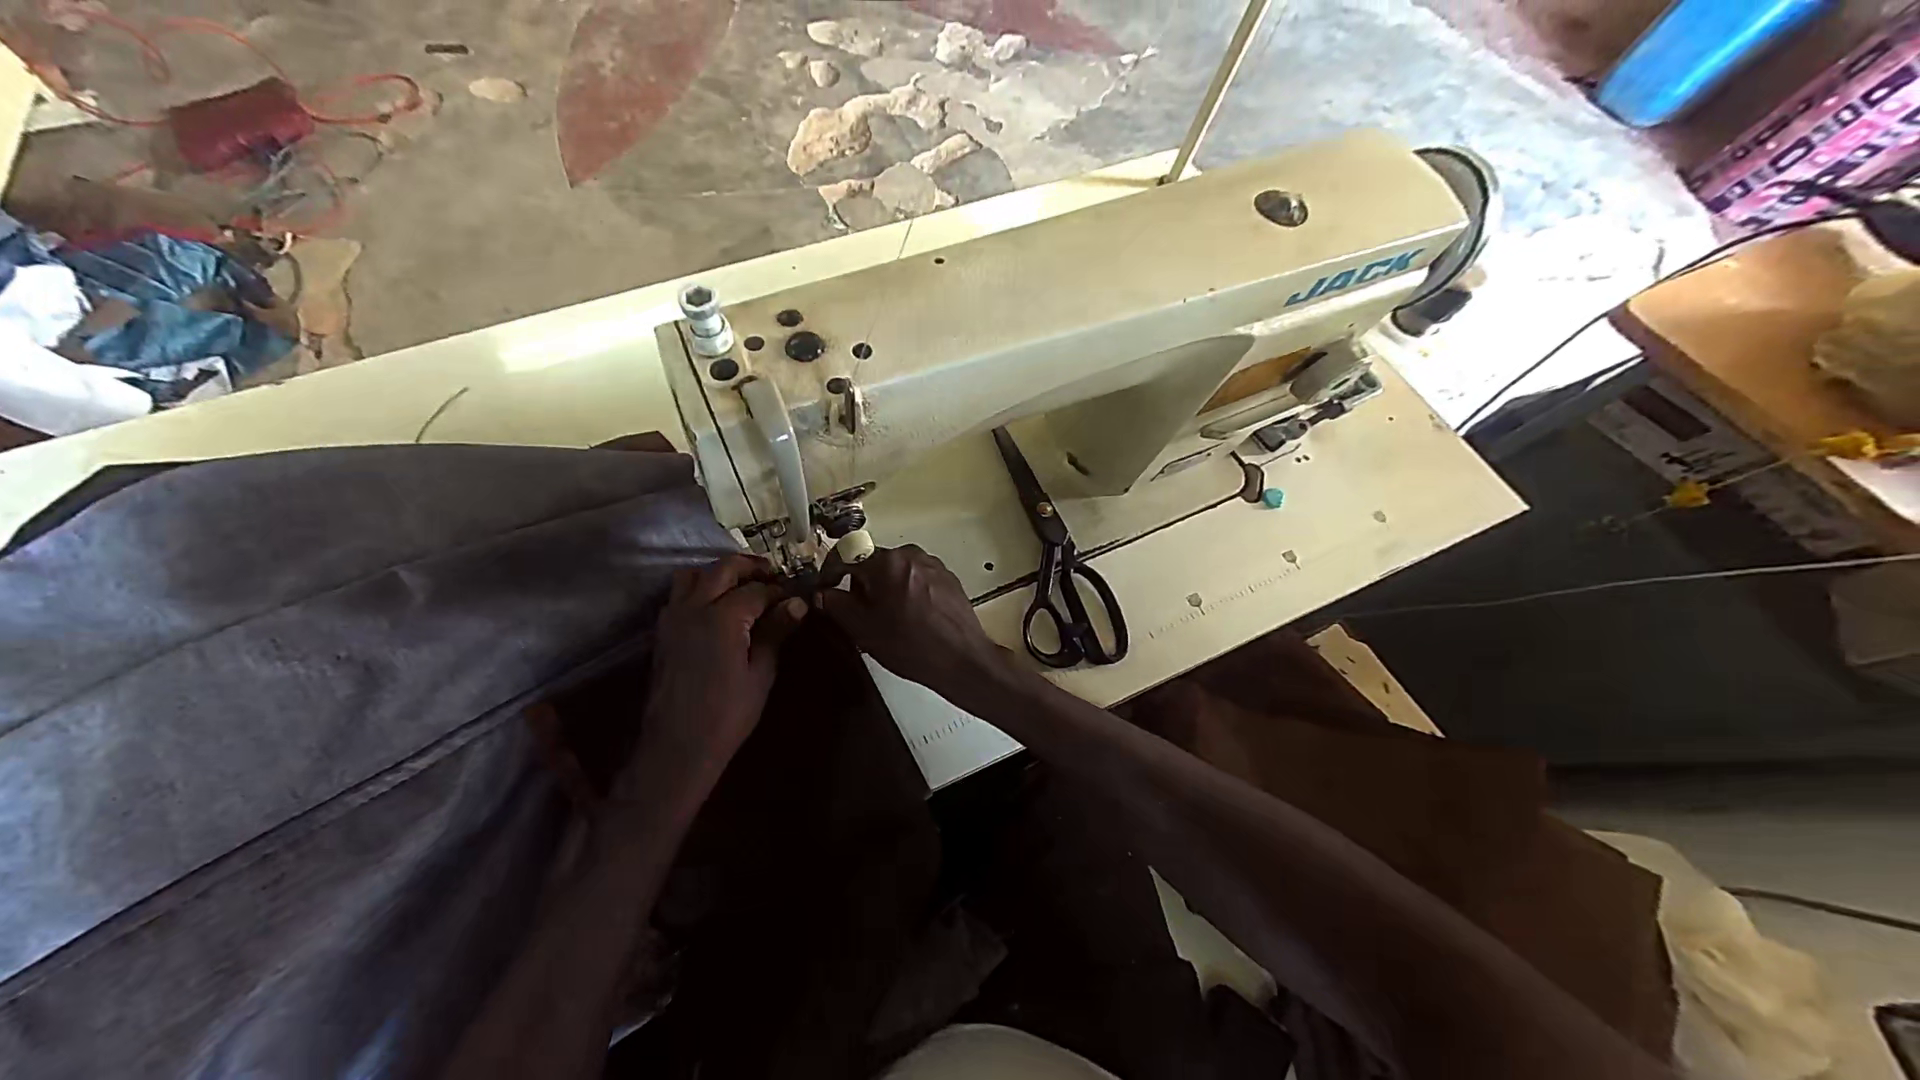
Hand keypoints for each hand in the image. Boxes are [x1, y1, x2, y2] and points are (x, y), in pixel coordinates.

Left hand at [638, 554, 806, 777]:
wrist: (678, 746)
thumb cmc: (727, 714)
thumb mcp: (761, 673)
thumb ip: (776, 632)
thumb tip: (797, 603)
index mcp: (722, 617)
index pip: (756, 589)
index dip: (778, 591)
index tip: (794, 598)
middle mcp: (694, 608)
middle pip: (722, 569)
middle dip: (749, 567)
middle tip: (772, 576)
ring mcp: (672, 618)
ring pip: (692, 575)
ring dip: (718, 573)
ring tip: (741, 587)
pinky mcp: (662, 632)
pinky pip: (678, 595)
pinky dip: (698, 589)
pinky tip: (715, 608)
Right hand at [817, 544, 1007, 697]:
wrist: (961, 659)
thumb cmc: (910, 644)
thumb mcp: (863, 628)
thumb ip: (836, 605)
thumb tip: (823, 593)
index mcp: (886, 562)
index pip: (845, 553)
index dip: (829, 571)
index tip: (825, 588)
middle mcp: (910, 554)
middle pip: (872, 561)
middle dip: (859, 583)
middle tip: (856, 613)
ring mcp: (932, 564)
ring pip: (895, 570)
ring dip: (883, 588)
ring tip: (885, 620)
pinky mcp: (947, 578)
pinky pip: (915, 578)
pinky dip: (905, 591)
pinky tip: (909, 618)